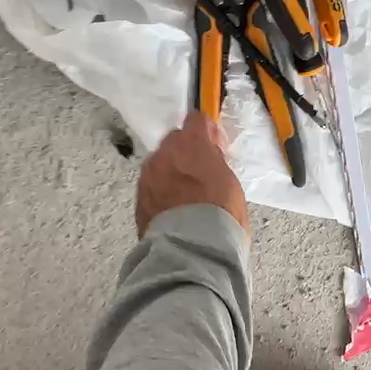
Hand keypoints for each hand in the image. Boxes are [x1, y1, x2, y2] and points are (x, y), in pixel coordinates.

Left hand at [135, 112, 247, 235]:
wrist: (192, 249)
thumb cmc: (221, 217)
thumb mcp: (232, 185)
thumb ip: (217, 165)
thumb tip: (211, 158)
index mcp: (192, 145)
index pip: (197, 120)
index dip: (207, 132)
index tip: (215, 146)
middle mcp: (165, 153)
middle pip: (175, 142)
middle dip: (186, 154)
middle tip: (201, 176)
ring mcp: (148, 175)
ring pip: (161, 165)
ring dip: (172, 174)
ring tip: (187, 199)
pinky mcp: (138, 198)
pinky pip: (152, 187)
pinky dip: (162, 193)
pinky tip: (175, 211)